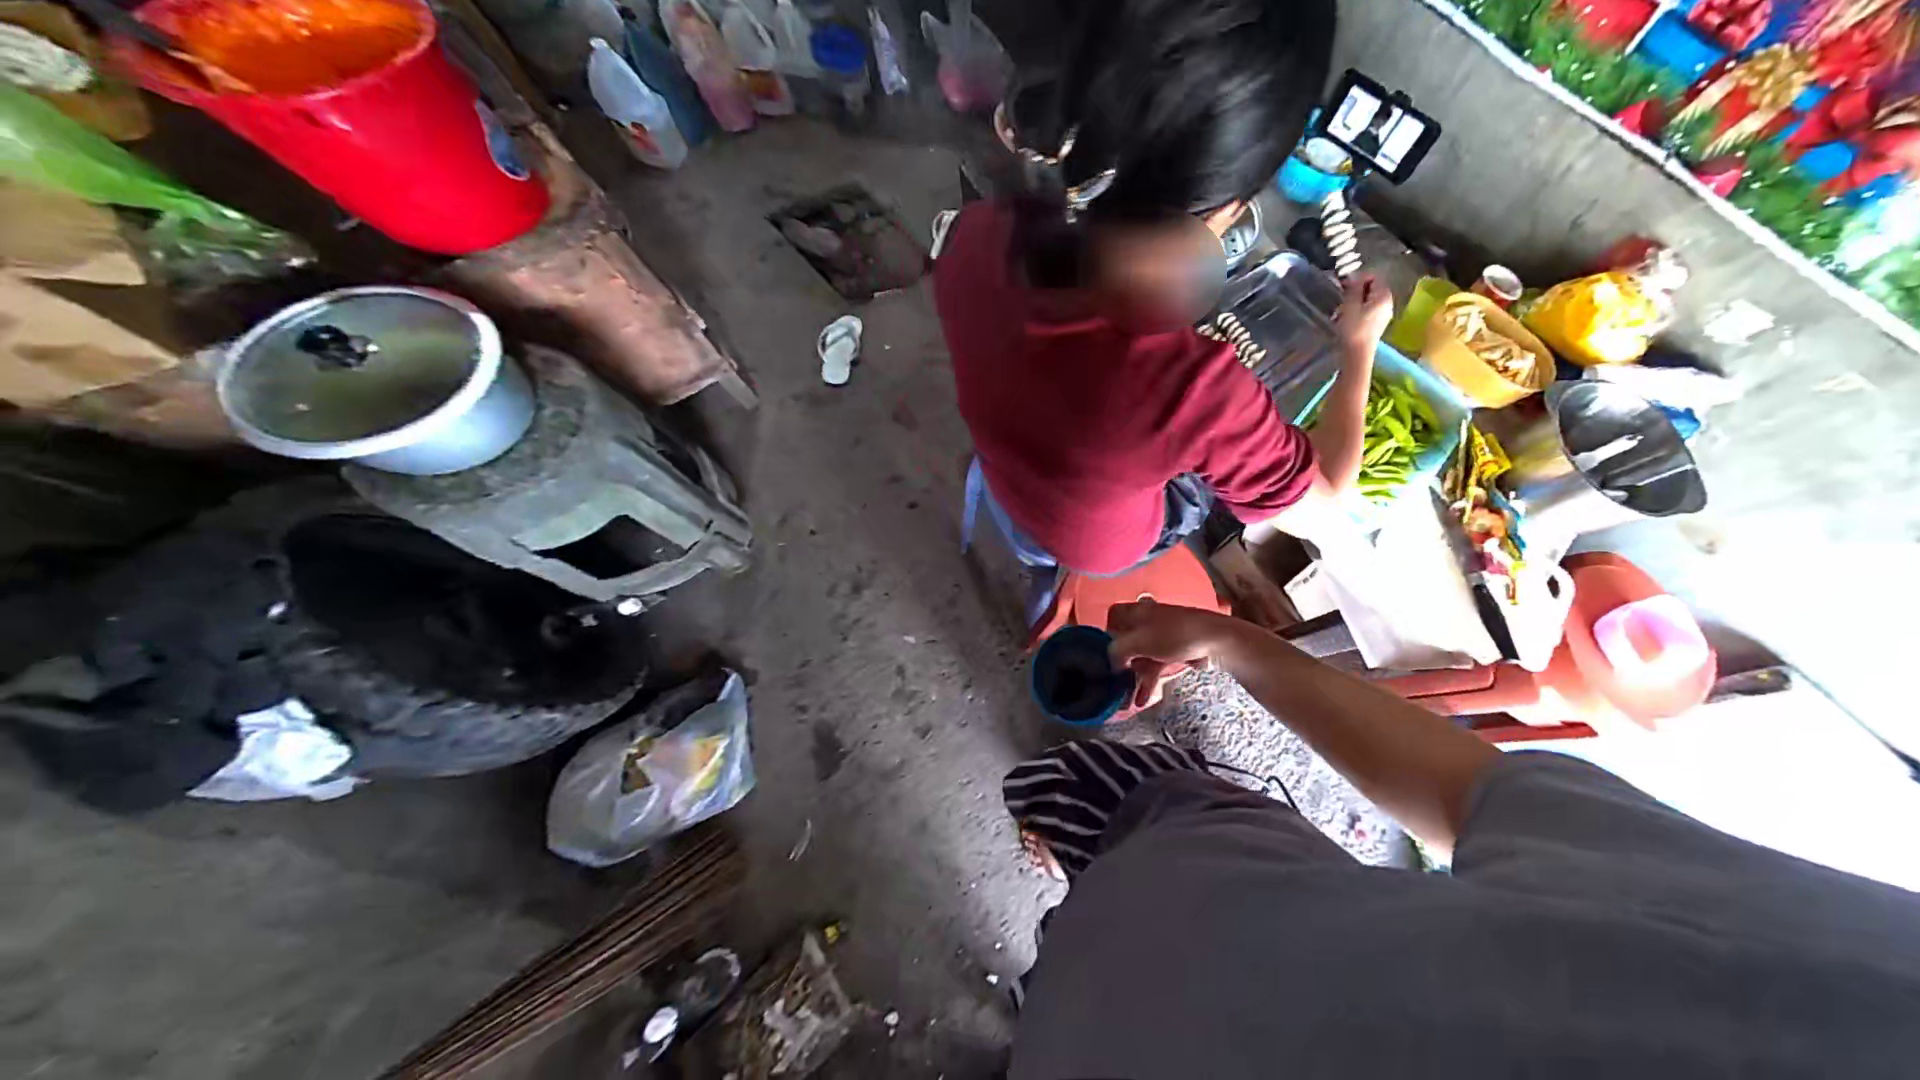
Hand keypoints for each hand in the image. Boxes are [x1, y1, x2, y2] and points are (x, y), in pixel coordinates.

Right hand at [1107, 599, 1246, 707]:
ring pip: (1141, 656)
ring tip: (1128, 703)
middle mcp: (1147, 620)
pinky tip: (1144, 699)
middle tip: (1115, 687)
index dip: (1106, 636)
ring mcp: (1162, 635)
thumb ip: (1116, 651)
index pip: (1112, 617)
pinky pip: (1156, 664)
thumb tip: (1110, 664)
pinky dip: (1149, 680)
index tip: (1104, 657)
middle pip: (1126, 641)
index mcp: (1136, 611)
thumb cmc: (1172, 636)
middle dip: (1120, 667)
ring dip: (1134, 680)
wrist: (1216, 640)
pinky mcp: (1175, 649)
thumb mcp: (1138, 642)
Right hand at [1334, 274, 1392, 356]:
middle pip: (1372, 289)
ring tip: (1341, 311)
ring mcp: (1384, 315)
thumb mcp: (1350, 306)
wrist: (1357, 355)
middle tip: (1341, 299)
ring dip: (1354, 302)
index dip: (1358, 279)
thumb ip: (1353, 288)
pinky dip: (1358, 311)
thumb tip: (1354, 276)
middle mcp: (1388, 303)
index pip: (1373, 277)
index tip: (1342, 285)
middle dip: (1356, 292)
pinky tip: (1347, 319)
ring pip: (1369, 300)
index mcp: (1384, 296)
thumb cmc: (1353, 330)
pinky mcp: (1377, 324)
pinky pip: (1368, 311)